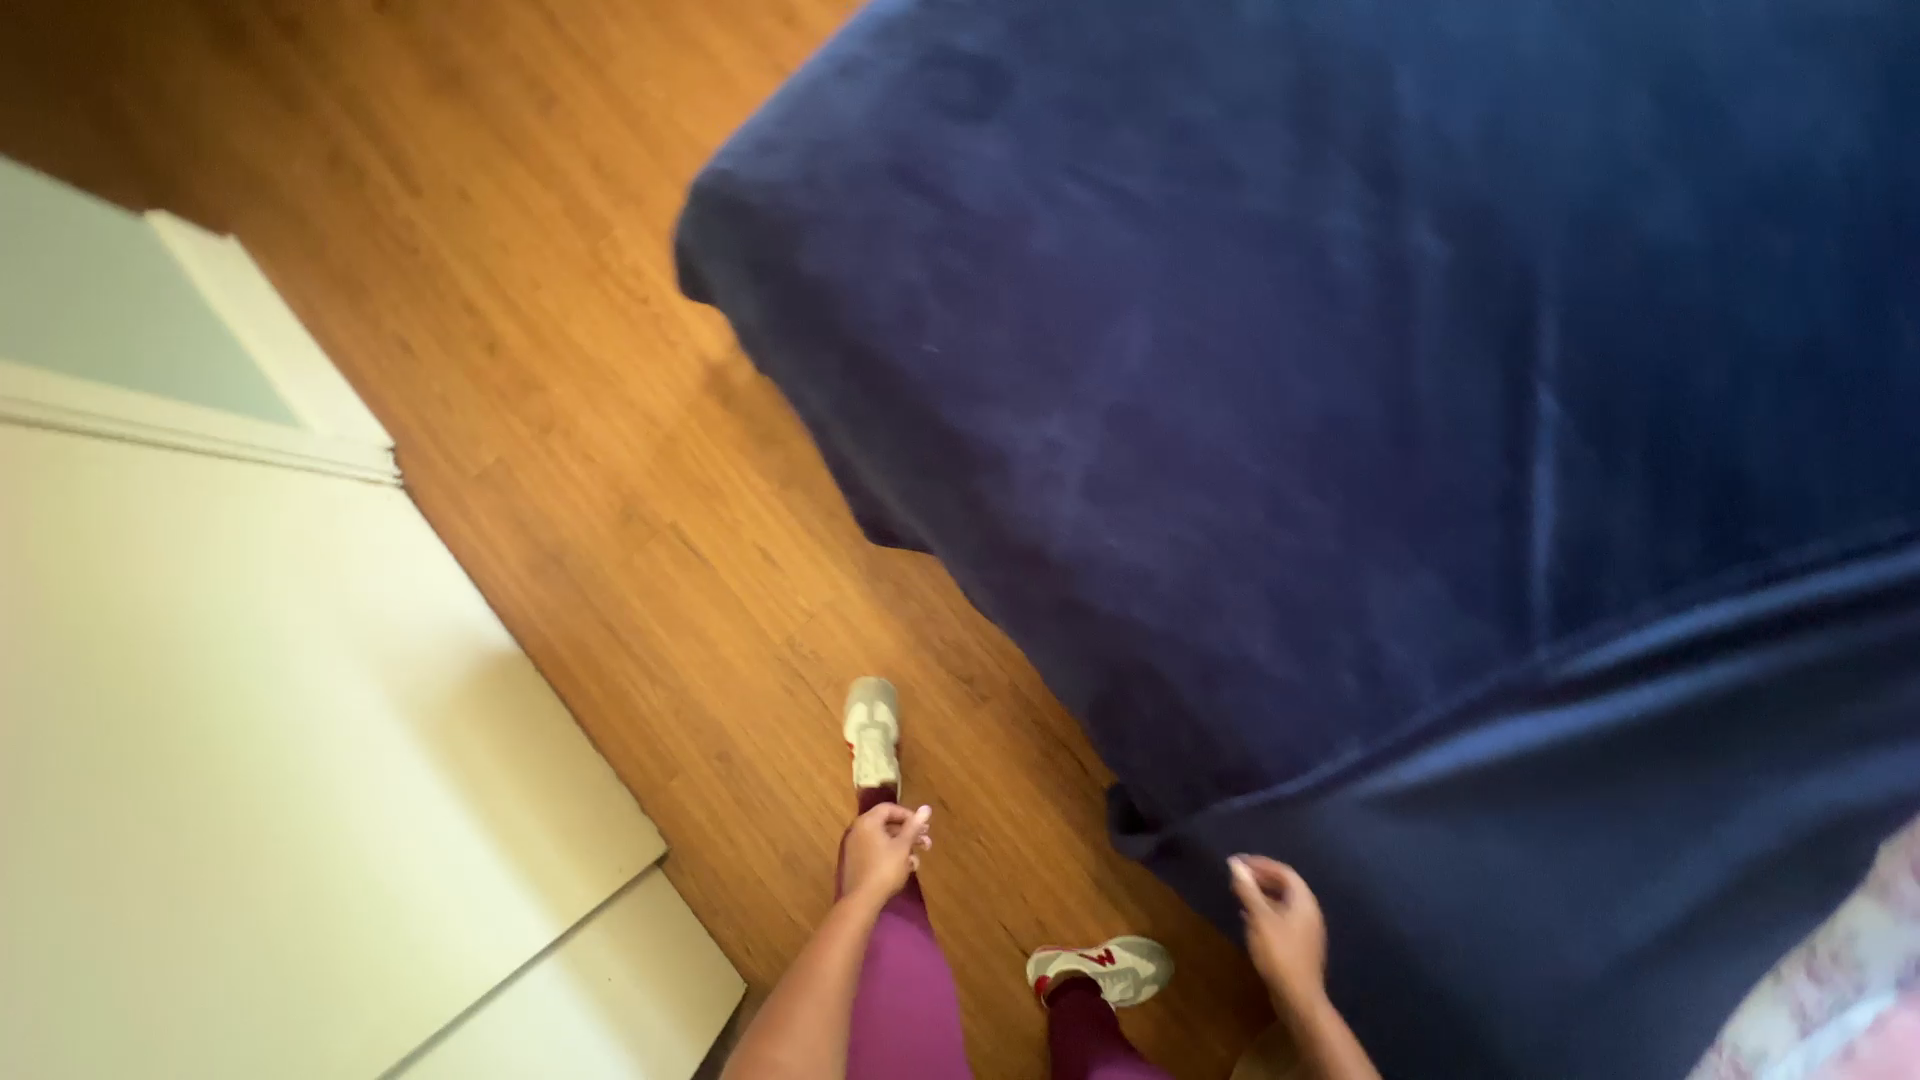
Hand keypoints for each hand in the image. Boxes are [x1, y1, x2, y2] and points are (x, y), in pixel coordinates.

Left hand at [841, 803, 932, 904]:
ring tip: (916, 862)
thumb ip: (914, 826)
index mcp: (867, 822)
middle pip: (887, 825)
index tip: (923, 827)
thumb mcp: (903, 846)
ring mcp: (855, 847)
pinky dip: (890, 856)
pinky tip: (904, 870)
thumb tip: (926, 808)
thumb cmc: (885, 869)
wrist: (861, 900)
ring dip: (902, 848)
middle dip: (909, 834)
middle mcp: (858, 830)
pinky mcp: (855, 863)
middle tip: (926, 843)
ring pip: (883, 841)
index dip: (908, 815)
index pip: (889, 808)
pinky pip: (876, 852)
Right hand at [1230, 854, 1327, 1007]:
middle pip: (1285, 886)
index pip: (1284, 872)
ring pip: (1282, 904)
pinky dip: (1264, 912)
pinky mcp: (1298, 945)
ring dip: (1261, 895)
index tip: (1239, 862)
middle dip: (1261, 878)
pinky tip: (1248, 918)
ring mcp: (1305, 931)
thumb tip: (1235, 864)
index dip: (1261, 864)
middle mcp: (1308, 913)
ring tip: (1240, 894)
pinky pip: (1281, 919)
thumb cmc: (1279, 953)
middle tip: (1238, 877)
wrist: (1298, 997)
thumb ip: (1248, 890)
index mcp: (1303, 902)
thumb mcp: (1260, 918)